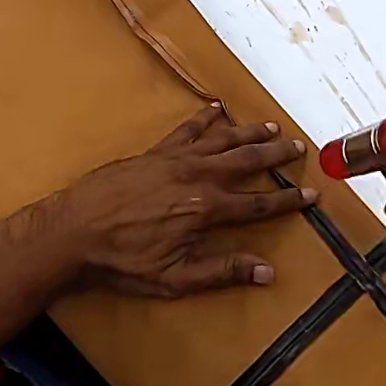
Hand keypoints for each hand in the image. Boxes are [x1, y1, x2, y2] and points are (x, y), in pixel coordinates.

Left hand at [35, 104, 315, 296]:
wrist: (74, 230)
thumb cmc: (123, 259)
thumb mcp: (175, 277)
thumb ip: (222, 272)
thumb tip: (266, 272)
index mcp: (207, 209)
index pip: (259, 204)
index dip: (288, 199)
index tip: (311, 193)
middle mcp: (198, 177)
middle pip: (247, 161)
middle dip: (276, 155)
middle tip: (298, 147)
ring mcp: (176, 160)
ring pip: (223, 140)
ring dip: (249, 133)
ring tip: (271, 127)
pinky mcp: (156, 152)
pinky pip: (186, 129)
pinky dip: (203, 117)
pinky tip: (216, 108)